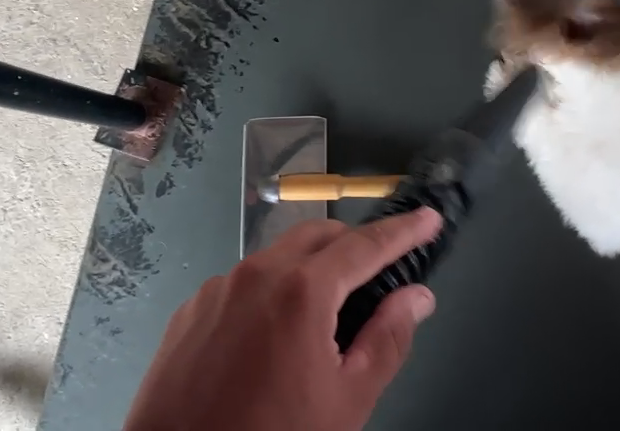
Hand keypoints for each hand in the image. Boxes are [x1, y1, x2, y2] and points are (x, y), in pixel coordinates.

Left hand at [123, 207, 441, 430]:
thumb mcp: (346, 401)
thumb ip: (387, 340)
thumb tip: (416, 297)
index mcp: (302, 290)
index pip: (367, 245)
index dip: (403, 230)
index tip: (428, 218)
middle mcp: (258, 273)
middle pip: (320, 236)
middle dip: (354, 243)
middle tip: (380, 270)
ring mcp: (219, 288)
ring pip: (277, 256)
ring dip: (309, 267)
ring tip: (325, 313)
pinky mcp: (191, 309)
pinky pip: (242, 283)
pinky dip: (269, 292)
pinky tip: (271, 337)